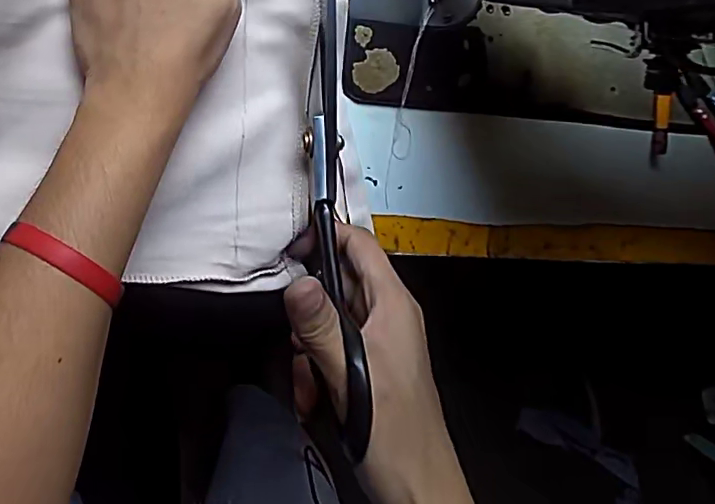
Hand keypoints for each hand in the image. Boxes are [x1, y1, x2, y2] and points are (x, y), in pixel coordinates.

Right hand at [285, 223, 472, 503]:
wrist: (418, 486)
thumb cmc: (399, 435)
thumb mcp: (350, 373)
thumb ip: (321, 326)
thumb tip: (299, 283)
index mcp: (392, 302)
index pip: (359, 244)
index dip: (327, 236)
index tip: (296, 245)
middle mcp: (388, 313)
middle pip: (338, 283)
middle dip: (311, 311)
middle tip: (300, 339)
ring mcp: (381, 338)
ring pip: (332, 318)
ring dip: (311, 348)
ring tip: (313, 382)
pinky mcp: (372, 361)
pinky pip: (336, 346)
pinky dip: (319, 366)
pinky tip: (319, 395)